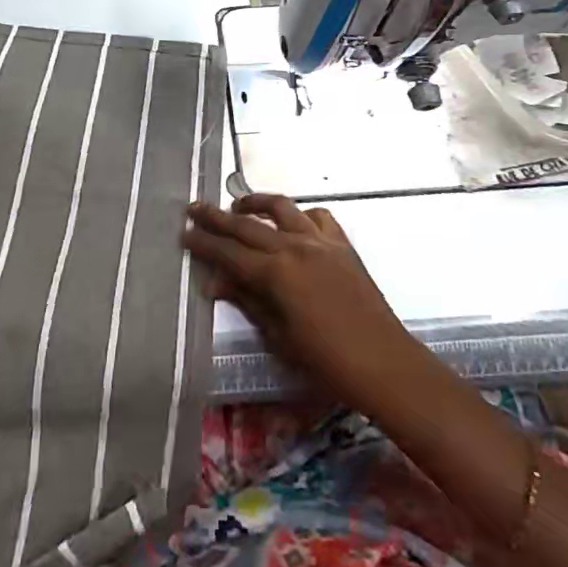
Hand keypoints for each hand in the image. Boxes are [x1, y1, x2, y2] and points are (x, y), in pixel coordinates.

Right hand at [185, 195, 425, 413]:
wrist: (383, 363)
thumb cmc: (325, 360)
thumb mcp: (278, 335)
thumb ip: (248, 300)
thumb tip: (216, 282)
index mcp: (276, 273)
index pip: (229, 252)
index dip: (204, 244)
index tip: (185, 234)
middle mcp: (295, 248)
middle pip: (247, 225)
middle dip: (217, 217)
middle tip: (194, 209)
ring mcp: (321, 242)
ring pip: (281, 208)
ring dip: (256, 203)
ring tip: (239, 206)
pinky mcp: (342, 245)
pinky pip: (317, 217)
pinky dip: (299, 215)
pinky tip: (291, 224)